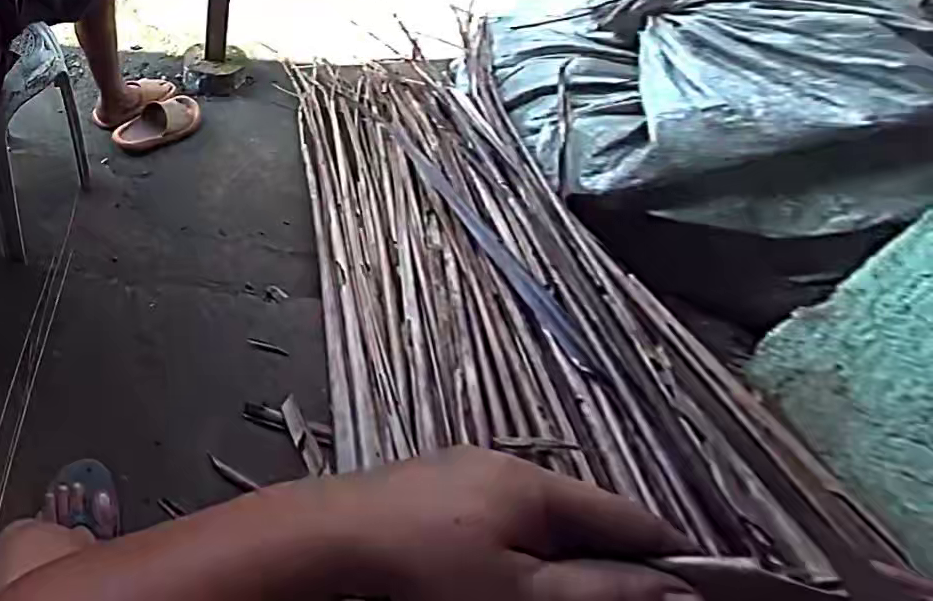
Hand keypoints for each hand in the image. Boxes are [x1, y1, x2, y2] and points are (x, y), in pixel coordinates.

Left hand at [323, 448, 697, 600]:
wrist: (341, 533)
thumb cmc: (431, 566)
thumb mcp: (530, 593)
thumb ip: (608, 590)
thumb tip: (680, 590)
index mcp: (527, 481)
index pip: (627, 514)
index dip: (676, 557)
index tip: (708, 595)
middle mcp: (497, 462)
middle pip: (585, 510)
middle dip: (623, 556)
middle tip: (644, 599)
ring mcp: (463, 467)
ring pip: (546, 511)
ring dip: (577, 550)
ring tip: (591, 591)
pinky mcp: (440, 482)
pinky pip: (507, 508)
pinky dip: (534, 539)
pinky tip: (532, 570)